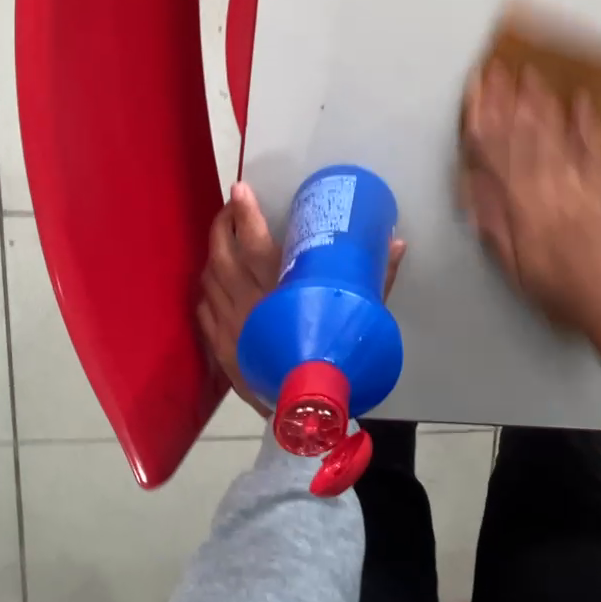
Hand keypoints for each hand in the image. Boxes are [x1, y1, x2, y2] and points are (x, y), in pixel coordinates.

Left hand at [197, 182, 405, 416]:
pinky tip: (216, 280)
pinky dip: (208, 287)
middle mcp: (246, 304)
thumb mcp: (360, 314)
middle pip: (222, 254)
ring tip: (225, 237)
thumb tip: (397, 242)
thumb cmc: (337, 357)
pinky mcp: (219, 347)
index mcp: (278, 291)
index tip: (242, 189)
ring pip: (209, 277)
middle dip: (223, 224)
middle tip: (234, 206)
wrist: (306, 412)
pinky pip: (204, 307)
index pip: (253, 242)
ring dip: (215, 251)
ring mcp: (227, 326)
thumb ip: (377, 278)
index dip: (245, 213)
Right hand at [459, 62, 600, 361]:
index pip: (496, 152)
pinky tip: (579, 100)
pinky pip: (594, 149)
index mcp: (522, 207)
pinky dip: (586, 123)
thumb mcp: (513, 266)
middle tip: (500, 67)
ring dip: (541, 102)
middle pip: (523, 135)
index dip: (483, 117)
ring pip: (556, 135)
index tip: (475, 89)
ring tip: (531, 74)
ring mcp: (580, 184)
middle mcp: (549, 188)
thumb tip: (472, 181)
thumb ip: (493, 222)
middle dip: (508, 99)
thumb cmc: (556, 291)